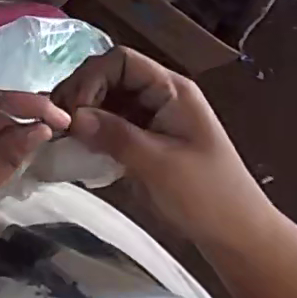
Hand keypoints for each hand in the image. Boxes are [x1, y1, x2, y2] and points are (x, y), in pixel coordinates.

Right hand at [52, 48, 275, 247]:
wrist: (239, 237)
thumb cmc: (208, 196)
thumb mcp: (160, 165)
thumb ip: (116, 136)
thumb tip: (73, 117)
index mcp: (171, 89)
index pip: (121, 60)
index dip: (91, 78)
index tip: (71, 110)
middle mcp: (159, 95)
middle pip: (109, 77)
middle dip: (81, 94)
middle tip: (57, 124)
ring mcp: (152, 118)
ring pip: (106, 100)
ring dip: (82, 114)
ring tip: (62, 137)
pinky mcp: (145, 140)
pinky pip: (110, 124)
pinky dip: (91, 132)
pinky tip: (77, 148)